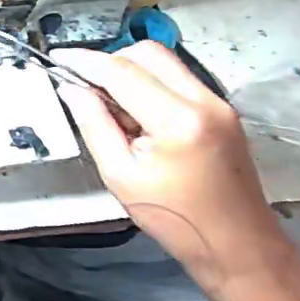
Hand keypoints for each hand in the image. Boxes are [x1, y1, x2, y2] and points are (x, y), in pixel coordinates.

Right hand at [51, 43, 299, 297]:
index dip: (85, 61)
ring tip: (115, 111)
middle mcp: (204, 101)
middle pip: (147, 53)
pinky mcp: (223, 109)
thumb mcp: (120, 176)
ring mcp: (218, 102)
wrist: (239, 247)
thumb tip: (72, 89)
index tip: (60, 58)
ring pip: (164, 62)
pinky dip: (152, 85)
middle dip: (111, 62)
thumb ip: (94, 124)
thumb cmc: (177, 222)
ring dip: (131, 73)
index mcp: (178, 120)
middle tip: (87, 88)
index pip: (122, 71)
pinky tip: (140, 118)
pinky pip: (178, 79)